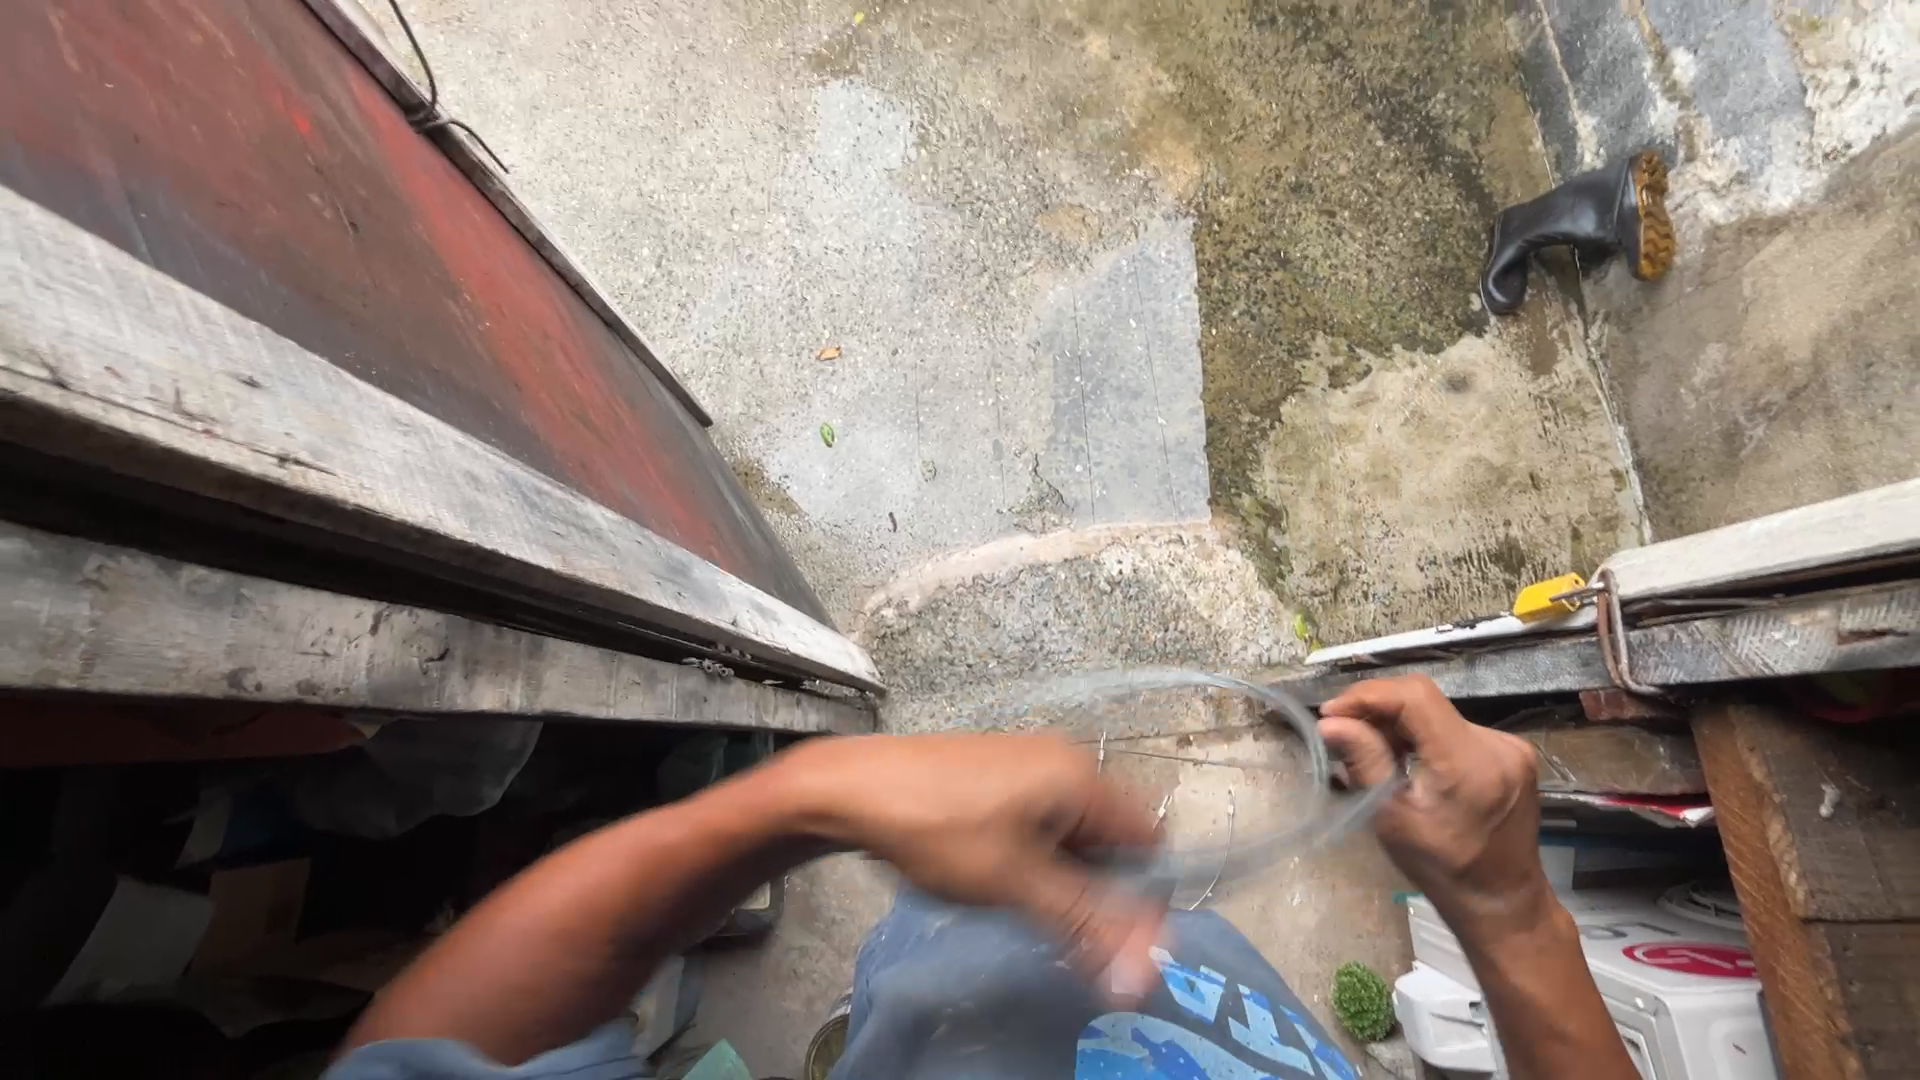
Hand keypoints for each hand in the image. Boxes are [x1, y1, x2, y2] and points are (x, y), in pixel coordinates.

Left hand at [775, 733, 1164, 999]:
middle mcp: (1063, 759)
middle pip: (1111, 836)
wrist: (857, 786)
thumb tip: (1144, 975)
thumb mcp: (1015, 883)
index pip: (1150, 839)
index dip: (1141, 892)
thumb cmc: (939, 829)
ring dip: (1059, 871)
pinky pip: (1042, 819)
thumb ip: (1085, 924)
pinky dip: (1033, 852)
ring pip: (1073, 832)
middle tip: (1048, 911)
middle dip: (1091, 882)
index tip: (1108, 933)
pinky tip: (993, 867)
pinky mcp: (1001, 772)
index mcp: (1080, 775)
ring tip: (1013, 889)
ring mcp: (1030, 762)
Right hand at [1319, 676, 1551, 934]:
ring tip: (1368, 748)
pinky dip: (1417, 732)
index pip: (1414, 697)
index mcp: (1469, 763)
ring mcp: (1507, 745)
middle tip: (1342, 732)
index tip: (1332, 714)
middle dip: (1374, 708)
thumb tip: (1328, 722)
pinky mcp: (1508, 751)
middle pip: (1421, 699)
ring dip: (1394, 722)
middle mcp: (1495, 745)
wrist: (1503, 899)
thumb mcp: (1390, 817)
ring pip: (1433, 710)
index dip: (1367, 695)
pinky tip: (1402, 756)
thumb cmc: (1442, 867)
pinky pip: (1448, 724)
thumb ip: (1364, 761)